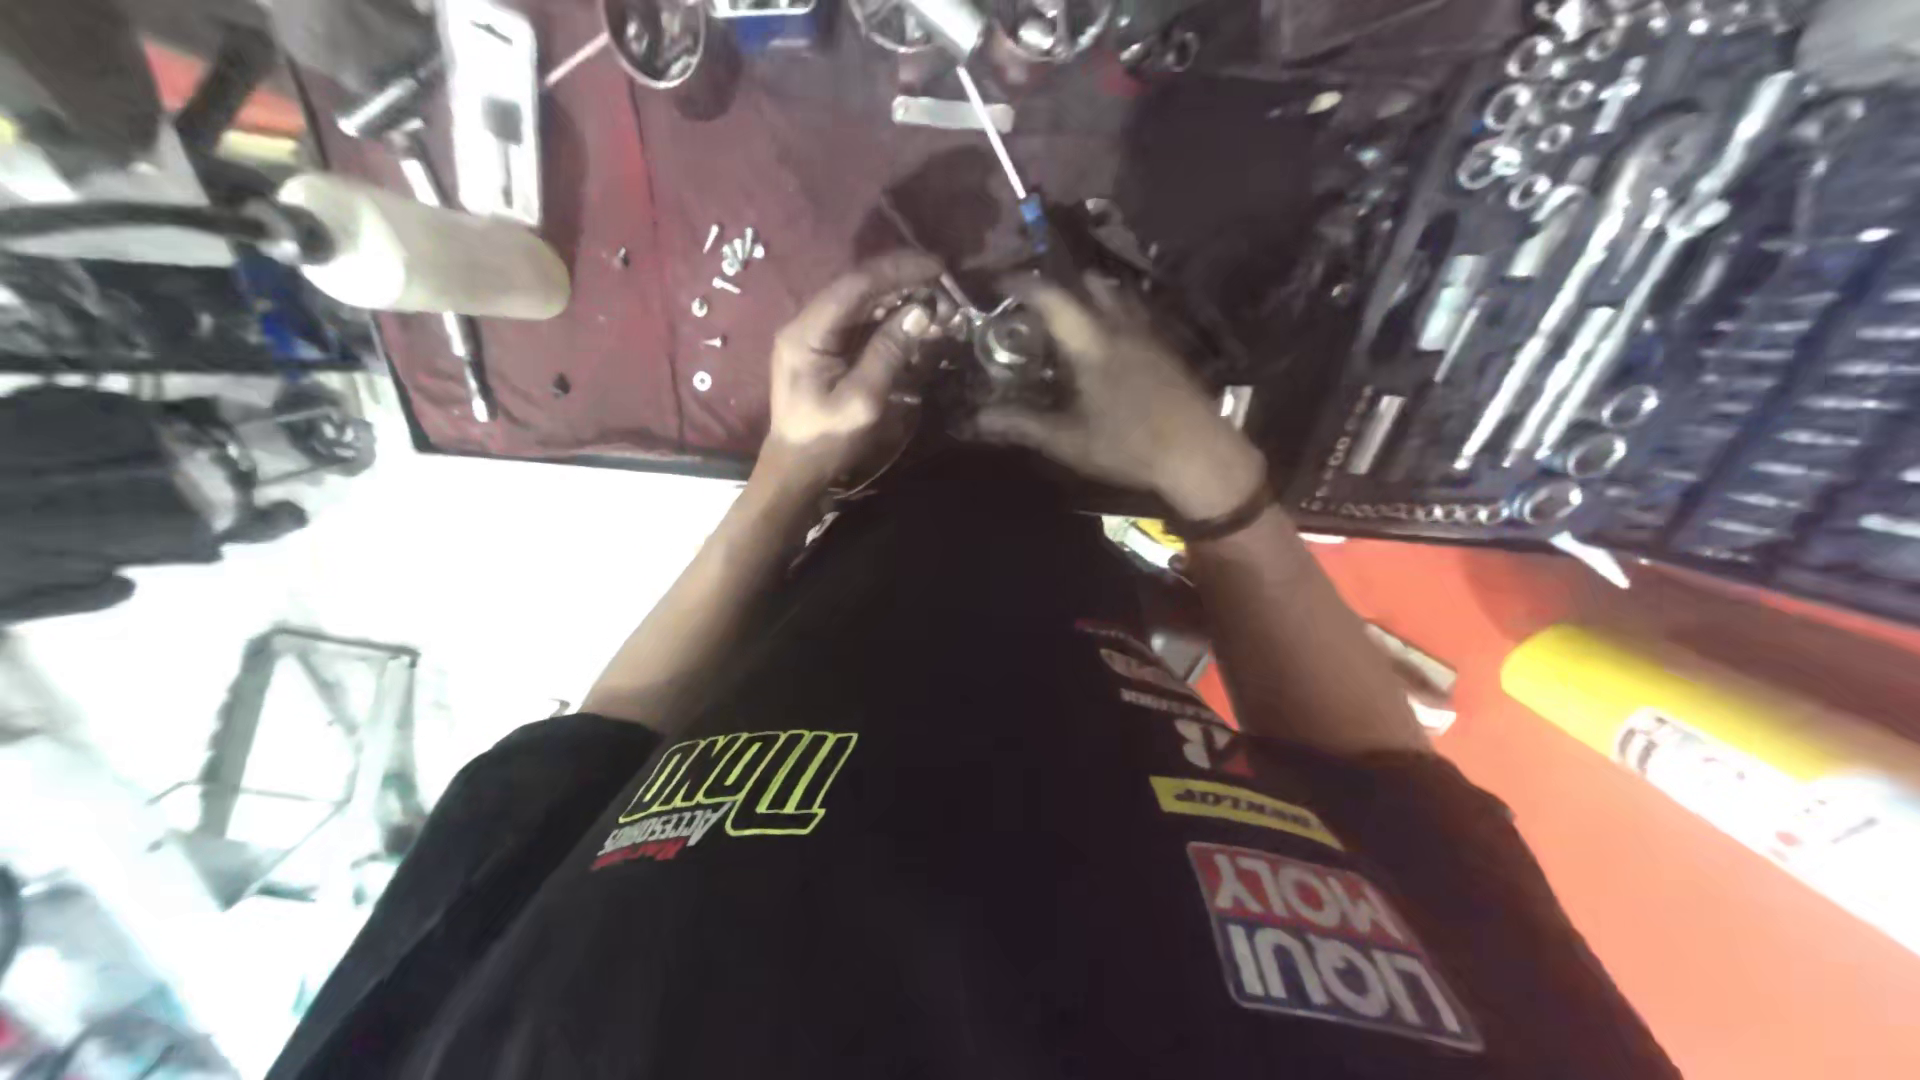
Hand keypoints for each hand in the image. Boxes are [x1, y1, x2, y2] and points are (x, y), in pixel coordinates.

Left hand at [758, 252, 941, 493]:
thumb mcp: (863, 399)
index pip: (856, 285)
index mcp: (807, 333)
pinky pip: (858, 322)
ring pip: (859, 302)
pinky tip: (912, 322)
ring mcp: (813, 335)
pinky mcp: (823, 348)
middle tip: (942, 285)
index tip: (937, 268)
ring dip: (897, 299)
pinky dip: (886, 318)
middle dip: (901, 281)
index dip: (898, 271)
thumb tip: (921, 311)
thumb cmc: (827, 439)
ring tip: (934, 302)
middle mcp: (806, 323)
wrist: (797, 467)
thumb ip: (889, 352)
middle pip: (857, 287)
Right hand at [972, 275, 1267, 521]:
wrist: (1199, 455)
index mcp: (1092, 344)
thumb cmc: (1128, 447)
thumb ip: (1022, 424)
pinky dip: (1112, 312)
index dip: (1022, 285)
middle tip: (1032, 302)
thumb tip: (976, 420)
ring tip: (1066, 314)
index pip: (1052, 298)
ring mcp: (1148, 335)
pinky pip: (1134, 313)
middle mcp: (1121, 327)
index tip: (998, 284)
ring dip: (1089, 295)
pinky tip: (1106, 338)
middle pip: (1088, 286)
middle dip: (1057, 285)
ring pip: (1116, 296)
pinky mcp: (1166, 349)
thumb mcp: (1067, 441)